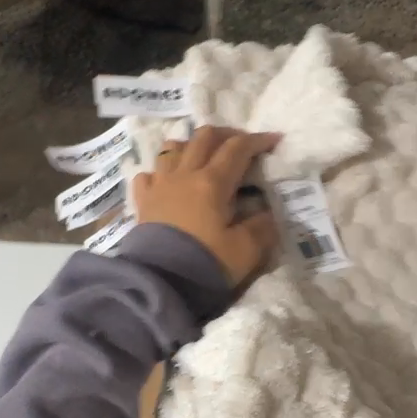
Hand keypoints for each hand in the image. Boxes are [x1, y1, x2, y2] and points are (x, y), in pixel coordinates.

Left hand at [131, 126, 281, 286]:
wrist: (159, 282)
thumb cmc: (206, 264)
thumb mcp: (246, 250)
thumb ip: (261, 227)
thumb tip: (266, 214)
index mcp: (212, 183)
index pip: (237, 149)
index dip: (258, 141)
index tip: (274, 140)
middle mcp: (184, 175)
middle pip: (204, 137)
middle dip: (226, 135)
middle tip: (240, 145)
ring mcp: (159, 185)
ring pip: (172, 148)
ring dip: (191, 145)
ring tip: (202, 157)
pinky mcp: (142, 202)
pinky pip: (148, 174)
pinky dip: (160, 171)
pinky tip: (167, 181)